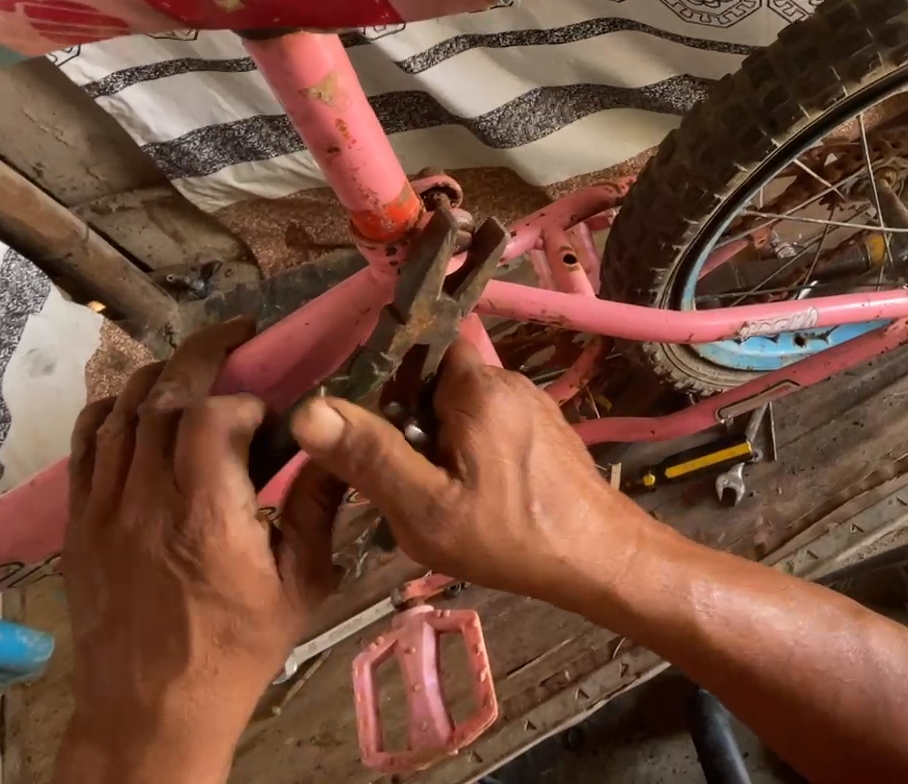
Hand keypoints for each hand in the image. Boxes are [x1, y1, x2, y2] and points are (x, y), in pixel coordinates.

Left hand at [56, 318, 343, 781]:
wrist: (152, 710)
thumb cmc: (240, 644)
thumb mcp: (303, 580)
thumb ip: (318, 504)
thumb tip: (337, 440)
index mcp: (206, 516)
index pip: (208, 417)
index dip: (244, 398)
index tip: (272, 414)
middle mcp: (146, 502)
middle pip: (159, 398)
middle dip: (203, 354)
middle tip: (240, 335)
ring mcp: (103, 511)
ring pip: (118, 412)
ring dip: (159, 376)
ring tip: (196, 363)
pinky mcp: (80, 525)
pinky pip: (85, 446)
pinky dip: (111, 410)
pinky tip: (141, 403)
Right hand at [292, 346, 655, 605]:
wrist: (597, 558)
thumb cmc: (510, 535)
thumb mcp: (427, 509)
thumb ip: (372, 457)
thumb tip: (310, 410)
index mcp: (478, 387)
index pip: (422, 348)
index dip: (387, 375)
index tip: (365, 419)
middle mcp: (507, 381)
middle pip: (439, 379)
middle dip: (411, 415)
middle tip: (398, 469)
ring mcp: (531, 403)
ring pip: (465, 404)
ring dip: (441, 435)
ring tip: (431, 488)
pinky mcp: (544, 427)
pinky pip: (491, 422)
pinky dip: (471, 446)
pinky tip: (470, 492)